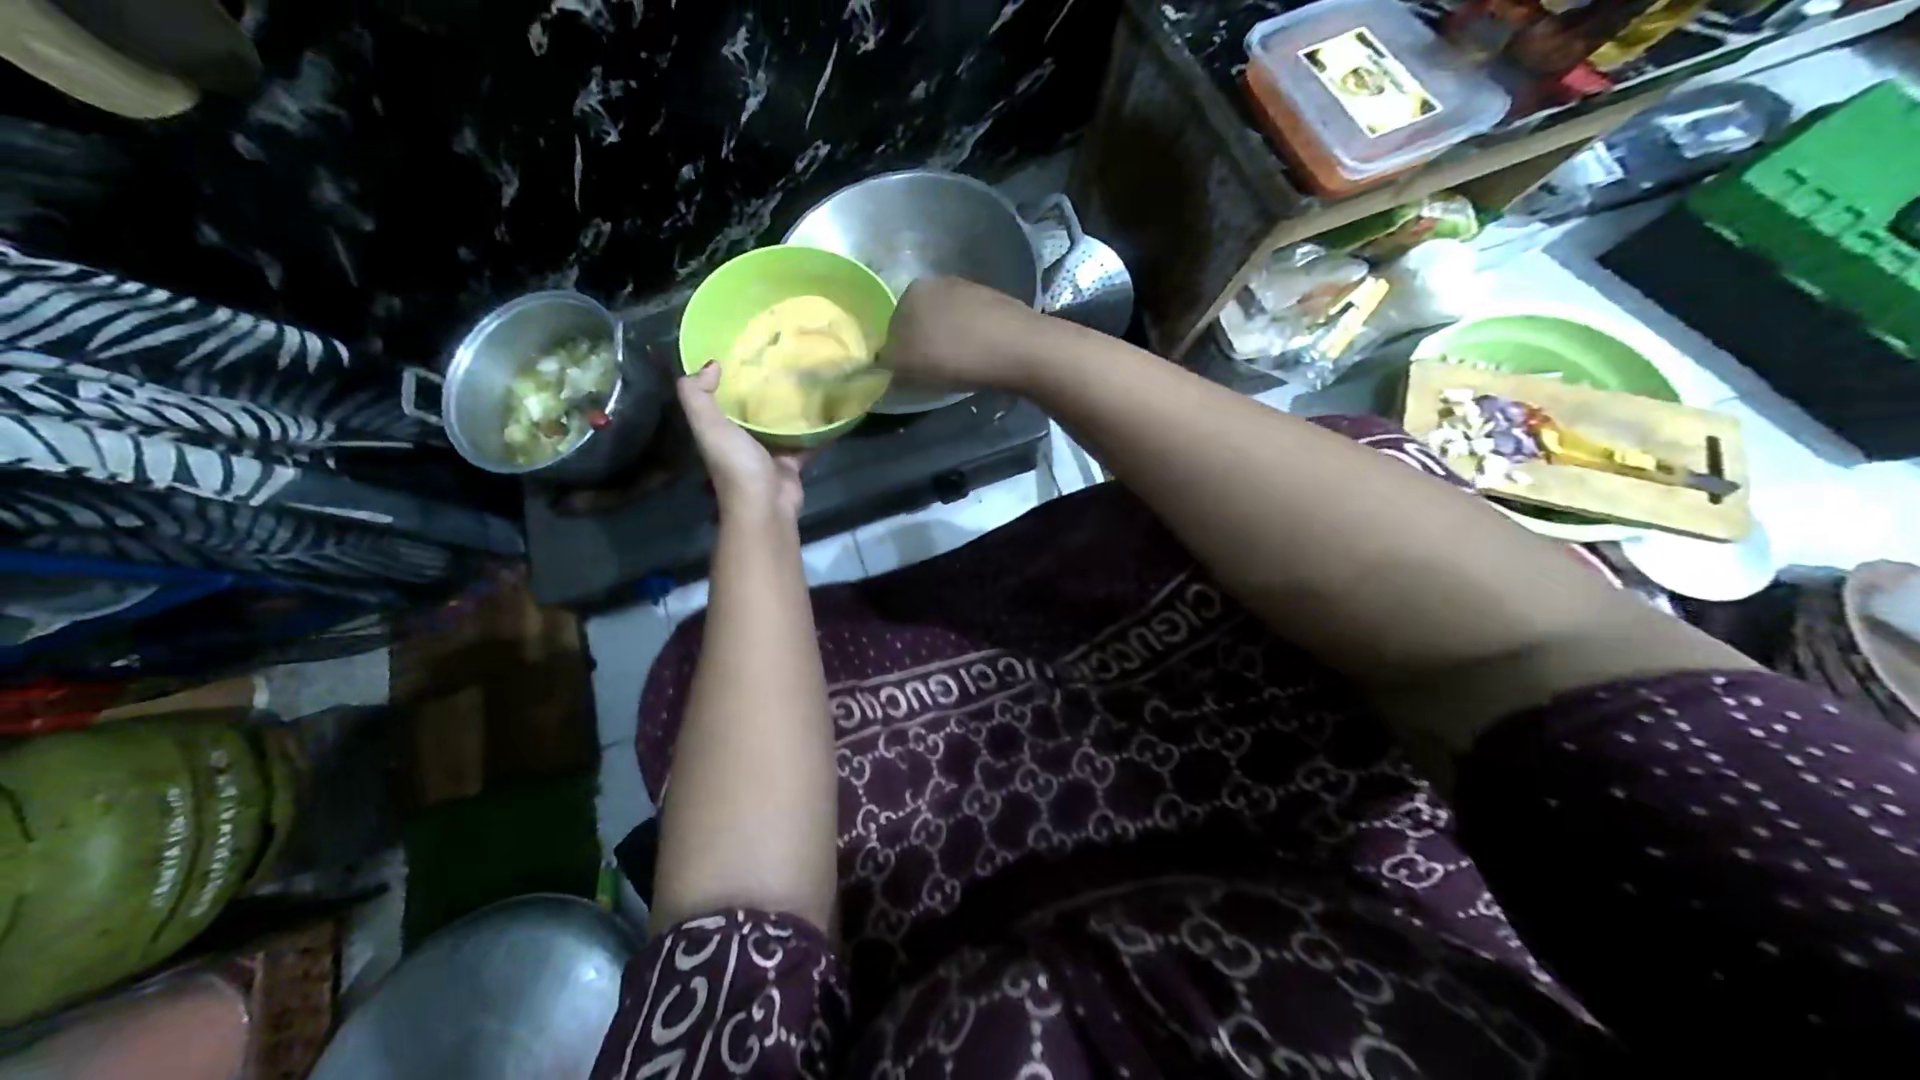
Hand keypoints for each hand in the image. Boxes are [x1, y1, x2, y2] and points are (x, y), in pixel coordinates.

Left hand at [678, 362, 806, 520]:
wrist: (766, 507)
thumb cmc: (736, 465)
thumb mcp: (709, 426)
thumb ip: (698, 394)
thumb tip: (711, 364)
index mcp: (718, 430)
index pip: (718, 398)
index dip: (725, 375)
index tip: (742, 349)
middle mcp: (741, 441)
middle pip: (750, 409)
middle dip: (761, 388)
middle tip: (781, 357)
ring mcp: (768, 454)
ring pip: (779, 424)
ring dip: (791, 407)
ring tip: (807, 377)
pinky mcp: (791, 464)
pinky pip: (806, 442)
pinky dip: (818, 431)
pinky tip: (831, 410)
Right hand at [879, 276, 1051, 391]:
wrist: (1022, 349)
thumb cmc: (955, 355)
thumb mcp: (905, 366)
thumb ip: (883, 364)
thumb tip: (877, 364)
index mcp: (911, 290)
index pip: (890, 323)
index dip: (893, 351)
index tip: (903, 373)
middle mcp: (939, 281)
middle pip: (919, 321)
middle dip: (921, 345)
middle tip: (928, 375)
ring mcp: (972, 289)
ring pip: (947, 324)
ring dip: (947, 345)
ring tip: (956, 370)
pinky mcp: (999, 304)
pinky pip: (973, 328)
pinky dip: (971, 344)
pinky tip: (978, 362)